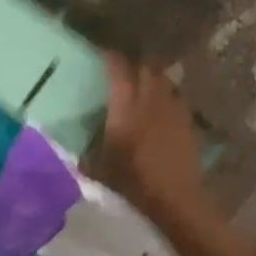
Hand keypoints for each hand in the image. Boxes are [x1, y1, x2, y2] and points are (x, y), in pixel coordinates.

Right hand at [89, 53, 215, 225]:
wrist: (175, 198)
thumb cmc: (133, 183)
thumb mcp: (100, 170)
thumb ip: (85, 156)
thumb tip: (67, 153)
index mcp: (126, 108)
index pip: (120, 71)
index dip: (112, 60)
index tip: (105, 57)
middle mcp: (151, 102)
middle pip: (147, 69)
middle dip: (136, 65)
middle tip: (126, 71)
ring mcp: (174, 110)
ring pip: (166, 81)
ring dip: (155, 79)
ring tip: (146, 86)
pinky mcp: (189, 123)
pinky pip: (178, 99)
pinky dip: (169, 98)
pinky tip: (163, 110)